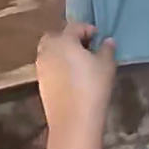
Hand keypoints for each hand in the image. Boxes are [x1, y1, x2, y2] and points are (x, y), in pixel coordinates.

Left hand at [35, 23, 116, 143]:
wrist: (73, 121)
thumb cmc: (92, 87)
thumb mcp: (106, 64)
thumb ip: (107, 49)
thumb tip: (107, 41)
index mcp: (63, 41)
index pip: (75, 27)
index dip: (88, 29)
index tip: (99, 37)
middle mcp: (48, 51)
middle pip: (56, 37)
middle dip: (69, 38)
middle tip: (86, 47)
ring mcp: (41, 68)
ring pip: (50, 52)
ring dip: (63, 52)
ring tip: (80, 62)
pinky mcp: (41, 84)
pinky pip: (50, 67)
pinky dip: (59, 66)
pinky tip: (73, 77)